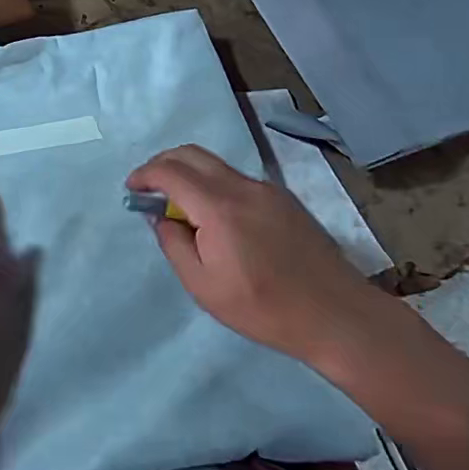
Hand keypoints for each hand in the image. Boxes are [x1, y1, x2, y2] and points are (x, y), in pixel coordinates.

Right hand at [126, 145, 387, 363]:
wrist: (336, 315)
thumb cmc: (263, 307)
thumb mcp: (203, 286)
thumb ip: (174, 244)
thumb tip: (159, 216)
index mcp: (219, 207)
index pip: (171, 171)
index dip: (144, 175)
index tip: (131, 190)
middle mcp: (243, 187)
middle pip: (192, 154)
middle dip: (163, 164)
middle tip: (149, 189)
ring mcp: (268, 189)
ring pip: (216, 164)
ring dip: (189, 174)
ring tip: (180, 207)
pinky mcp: (284, 200)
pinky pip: (237, 179)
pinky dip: (213, 184)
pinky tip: (215, 218)